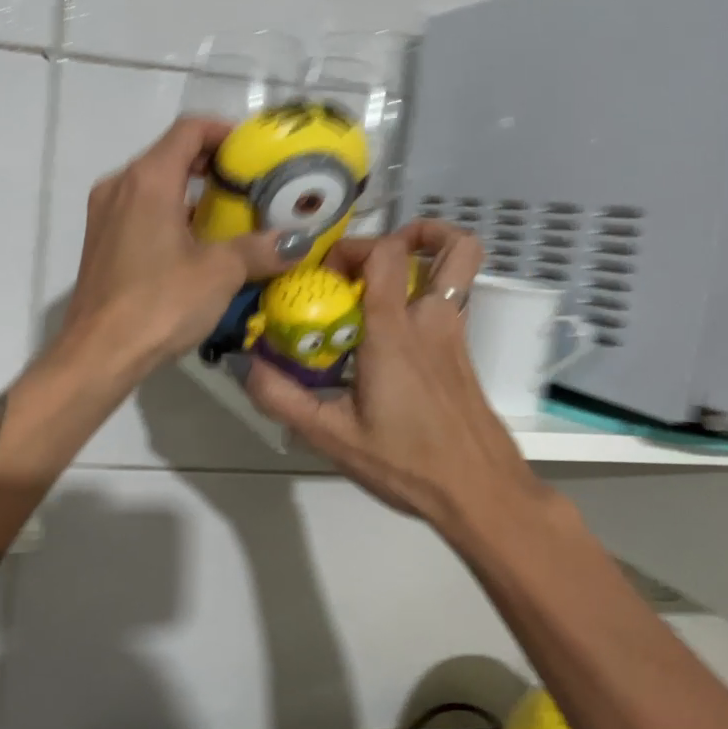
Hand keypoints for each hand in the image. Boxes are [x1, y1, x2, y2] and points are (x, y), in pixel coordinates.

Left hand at [58, 116, 296, 373]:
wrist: (99, 352)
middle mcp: (120, 185)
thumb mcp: (219, 273)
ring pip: (153, 184)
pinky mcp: (100, 240)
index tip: (255, 151)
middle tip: (251, 184)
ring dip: (191, 191)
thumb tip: (296, 242)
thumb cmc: (160, 303)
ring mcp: (104, 213)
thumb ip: (259, 249)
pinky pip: (140, 209)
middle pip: (170, 153)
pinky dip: (170, 213)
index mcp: (148, 179)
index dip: (225, 132)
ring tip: (231, 215)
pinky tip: (197, 243)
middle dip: (212, 164)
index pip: (189, 130)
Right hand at [244, 220, 547, 527]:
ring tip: (385, 275)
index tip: (323, 274)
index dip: (352, 248)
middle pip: (452, 247)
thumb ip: (282, 398)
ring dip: (429, 255)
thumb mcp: (331, 437)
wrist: (482, 495)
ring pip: (460, 269)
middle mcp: (432, 322)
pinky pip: (450, 300)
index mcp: (395, 333)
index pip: (386, 255)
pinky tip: (388, 331)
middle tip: (364, 263)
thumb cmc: (407, 464)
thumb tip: (245, 365)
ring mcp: (455, 336)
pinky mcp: (463, 354)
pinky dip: (424, 293)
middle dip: (410, 234)